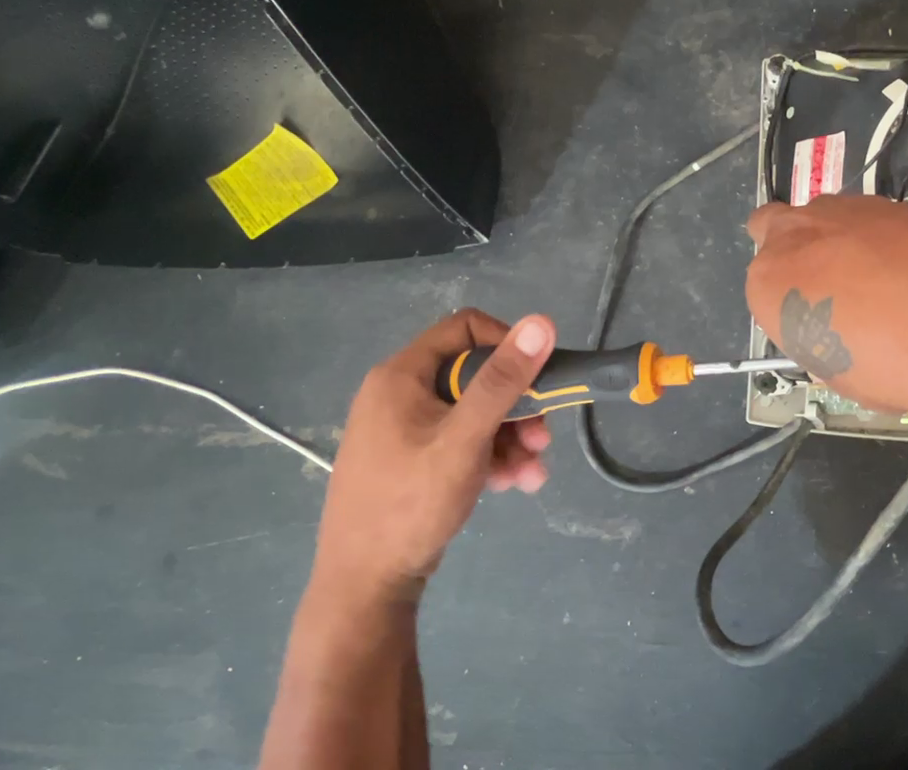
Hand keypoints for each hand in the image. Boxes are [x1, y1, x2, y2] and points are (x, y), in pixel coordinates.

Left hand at [311, 308, 555, 603]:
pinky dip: (494, 456)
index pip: (466, 328)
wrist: (364, 586)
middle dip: (519, 405)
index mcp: (402, 376)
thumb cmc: (410, 504)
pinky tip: (514, 484)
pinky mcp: (415, 458)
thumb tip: (543, 322)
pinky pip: (465, 440)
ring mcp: (407, 428)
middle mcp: (402, 393)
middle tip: (543, 437)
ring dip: (514, 437)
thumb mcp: (465, 439)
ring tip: (533, 473)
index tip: (539, 377)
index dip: (508, 346)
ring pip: (478, 411)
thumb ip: (503, 381)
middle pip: (478, 375)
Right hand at [744, 195, 907, 422]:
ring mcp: (854, 208)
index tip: (817, 324)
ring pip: (832, 216)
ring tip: (890, 283)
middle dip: (797, 249)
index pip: (762, 283)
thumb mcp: (836, 372)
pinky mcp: (904, 202)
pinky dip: (894, 239)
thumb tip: (838, 329)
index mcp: (770, 281)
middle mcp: (801, 232)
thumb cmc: (889, 367)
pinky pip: (884, 219)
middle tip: (835, 288)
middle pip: (777, 226)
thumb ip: (820, 334)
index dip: (789, 303)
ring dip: (846, 240)